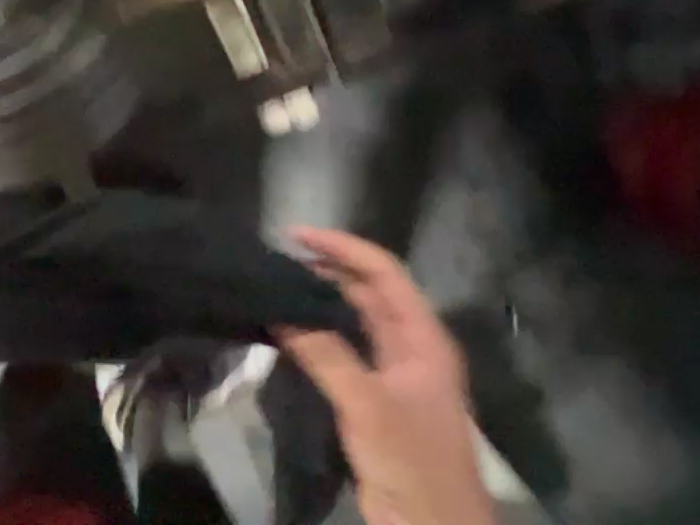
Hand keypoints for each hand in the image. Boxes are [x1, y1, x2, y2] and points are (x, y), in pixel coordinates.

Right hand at [275, 228, 495, 524]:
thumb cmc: (414, 464)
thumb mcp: (369, 405)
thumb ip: (325, 353)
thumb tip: (279, 310)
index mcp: (424, 339)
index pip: (384, 272)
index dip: (343, 247)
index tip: (296, 236)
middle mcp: (410, 347)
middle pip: (367, 291)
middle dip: (325, 269)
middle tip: (277, 259)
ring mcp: (392, 374)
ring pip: (351, 321)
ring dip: (318, 301)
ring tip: (274, 285)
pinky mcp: (372, 398)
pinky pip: (340, 351)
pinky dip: (314, 334)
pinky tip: (284, 330)